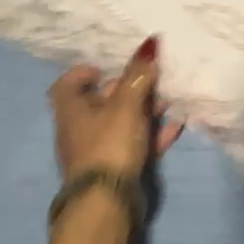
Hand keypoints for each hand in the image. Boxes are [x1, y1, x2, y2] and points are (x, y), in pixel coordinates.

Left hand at [47, 37, 184, 179]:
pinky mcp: (114, 168)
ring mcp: (96, 150)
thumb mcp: (126, 104)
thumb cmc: (109, 144)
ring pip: (121, 123)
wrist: (106, 201)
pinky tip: (175, 127)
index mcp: (71, 109)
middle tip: (152, 80)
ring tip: (169, 102)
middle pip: (101, 102)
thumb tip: (150, 43)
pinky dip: (152, 134)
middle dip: (128, 89)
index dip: (84, 72)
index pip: (68, 84)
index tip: (106, 66)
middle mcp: (78, 128)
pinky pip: (134, 144)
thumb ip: (139, 75)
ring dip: (144, 111)